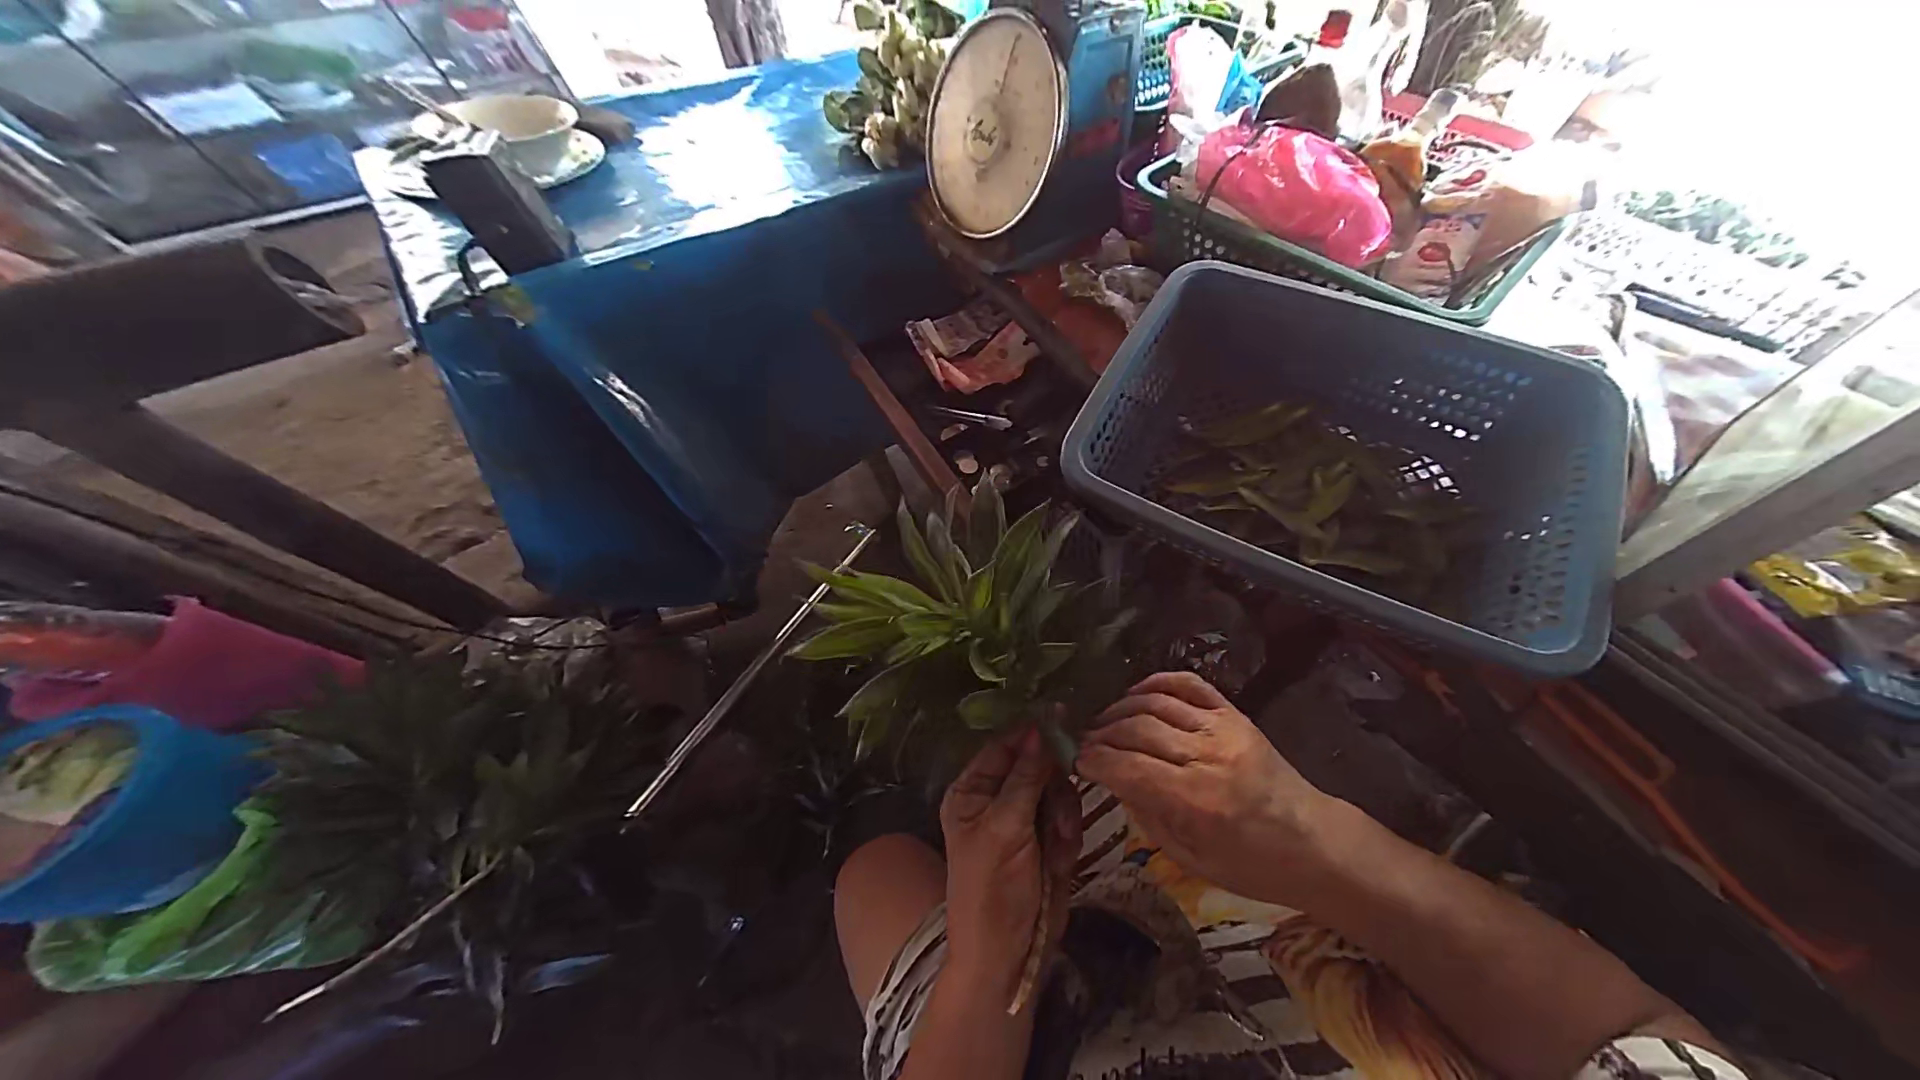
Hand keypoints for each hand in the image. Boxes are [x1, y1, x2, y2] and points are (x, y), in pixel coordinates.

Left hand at [939, 729, 1080, 991]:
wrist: (1008, 957)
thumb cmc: (992, 889)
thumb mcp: (1005, 828)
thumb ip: (1026, 777)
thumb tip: (1040, 727)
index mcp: (972, 791)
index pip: (1004, 747)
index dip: (1031, 734)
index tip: (1064, 717)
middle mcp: (997, 799)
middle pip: (1038, 766)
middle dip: (1053, 788)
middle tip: (1058, 814)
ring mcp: (1024, 821)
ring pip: (1058, 792)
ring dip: (1064, 816)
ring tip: (1058, 844)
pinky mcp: (1047, 841)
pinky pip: (1069, 819)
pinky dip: (1068, 838)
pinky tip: (1060, 861)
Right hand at [1074, 671, 1336, 905]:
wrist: (1314, 842)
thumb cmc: (1251, 864)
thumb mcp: (1190, 857)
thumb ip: (1146, 813)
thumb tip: (1110, 778)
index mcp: (1197, 800)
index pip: (1128, 766)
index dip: (1094, 760)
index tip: (1076, 760)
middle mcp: (1208, 755)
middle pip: (1136, 729)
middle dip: (1101, 734)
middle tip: (1085, 741)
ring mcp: (1223, 728)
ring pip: (1155, 703)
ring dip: (1120, 709)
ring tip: (1104, 722)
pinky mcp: (1234, 714)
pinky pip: (1188, 684)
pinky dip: (1155, 682)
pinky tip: (1135, 694)